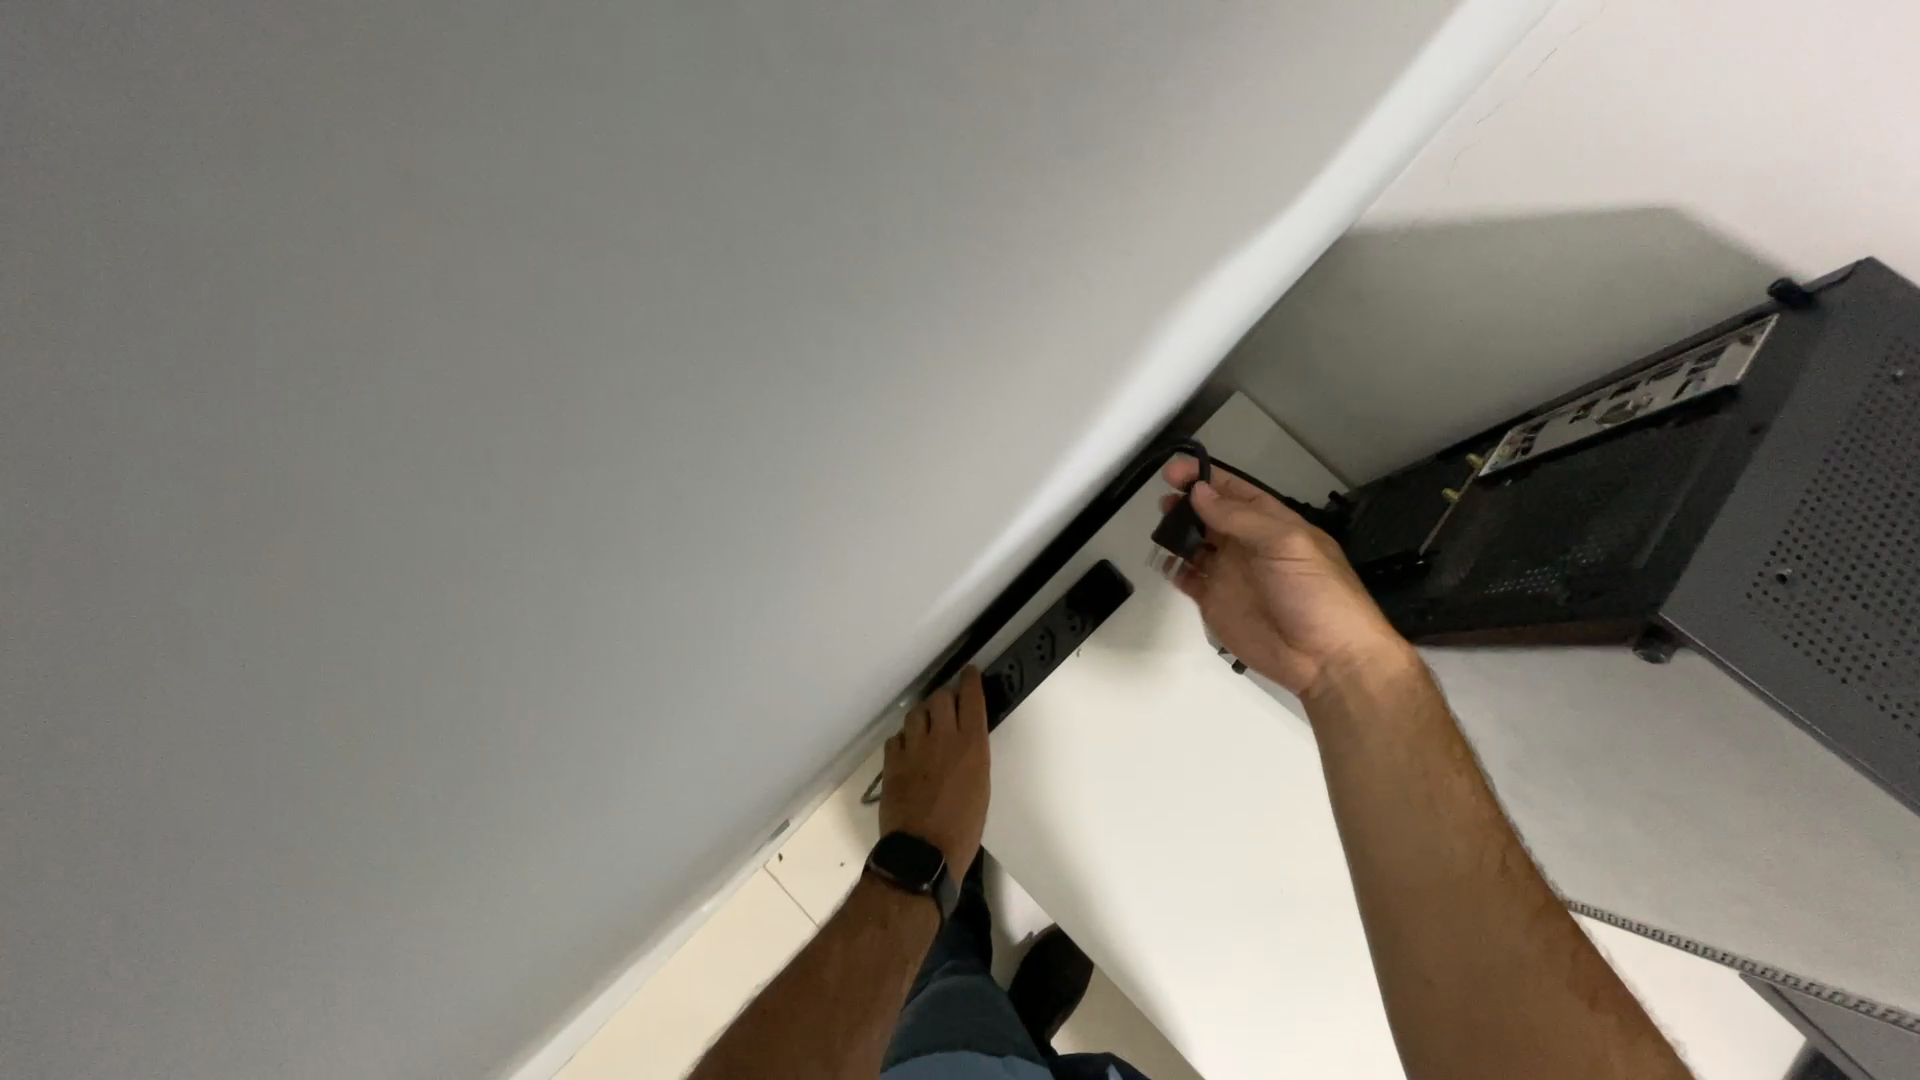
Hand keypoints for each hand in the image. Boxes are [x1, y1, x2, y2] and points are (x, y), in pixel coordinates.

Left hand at [879, 667, 990, 873]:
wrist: (924, 852)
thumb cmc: (963, 829)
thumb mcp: (980, 788)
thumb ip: (972, 758)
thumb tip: (964, 745)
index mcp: (972, 746)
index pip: (971, 698)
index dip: (970, 681)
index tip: (969, 672)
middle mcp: (944, 738)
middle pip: (940, 698)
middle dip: (944, 698)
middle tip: (946, 707)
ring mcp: (914, 748)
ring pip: (916, 713)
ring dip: (922, 717)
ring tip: (925, 729)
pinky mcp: (892, 761)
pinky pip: (897, 737)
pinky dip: (904, 740)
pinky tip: (907, 751)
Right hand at [1160, 457, 1410, 699]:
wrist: (1327, 659)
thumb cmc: (1316, 594)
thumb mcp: (1286, 544)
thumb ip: (1239, 518)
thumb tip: (1200, 493)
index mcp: (1272, 524)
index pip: (1233, 491)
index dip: (1205, 478)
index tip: (1174, 472)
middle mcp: (1247, 545)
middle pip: (1209, 515)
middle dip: (1186, 503)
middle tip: (1164, 502)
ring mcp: (1229, 573)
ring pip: (1194, 544)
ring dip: (1176, 533)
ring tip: (1161, 530)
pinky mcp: (1215, 602)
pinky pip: (1188, 578)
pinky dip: (1173, 568)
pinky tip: (1165, 562)